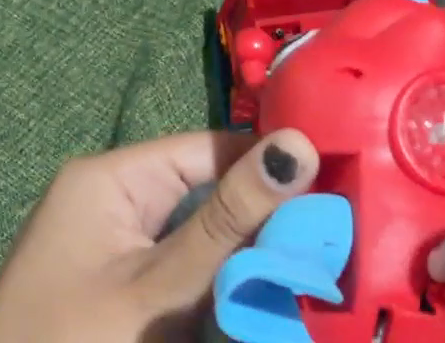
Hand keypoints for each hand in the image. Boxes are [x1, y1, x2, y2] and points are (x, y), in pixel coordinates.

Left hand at [0, 128, 318, 342]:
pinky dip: (212, 285)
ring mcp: (111, 244)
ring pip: (198, 233)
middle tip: (322, 245)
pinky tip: (252, 300)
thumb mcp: (157, 291)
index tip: (334, 190)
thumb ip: (229, 221)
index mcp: (110, 177)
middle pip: (207, 190)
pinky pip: (178, 268)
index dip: (270, 168)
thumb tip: (300, 146)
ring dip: (240, 258)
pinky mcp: (115, 286)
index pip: (211, 149)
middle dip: (259, 220)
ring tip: (300, 270)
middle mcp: (110, 197)